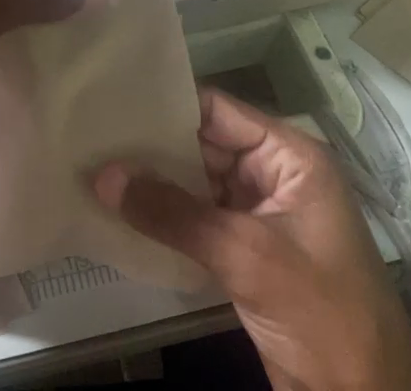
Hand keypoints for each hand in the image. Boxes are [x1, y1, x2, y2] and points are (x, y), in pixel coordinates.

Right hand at [94, 89, 410, 390]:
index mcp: (290, 157)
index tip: (111, 100)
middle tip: (88, 136)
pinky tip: (116, 212)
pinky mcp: (244, 253)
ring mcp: (258, 216)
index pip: (218, 111)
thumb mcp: (246, 255)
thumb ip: (173, 213)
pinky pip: (195, 222)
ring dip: (150, 183)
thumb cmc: (321, 311)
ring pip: (194, 185)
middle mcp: (272, 176)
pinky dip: (162, 219)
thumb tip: (102, 176)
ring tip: (90, 166)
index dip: (165, 104)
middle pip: (201, 145)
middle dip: (149, 146)